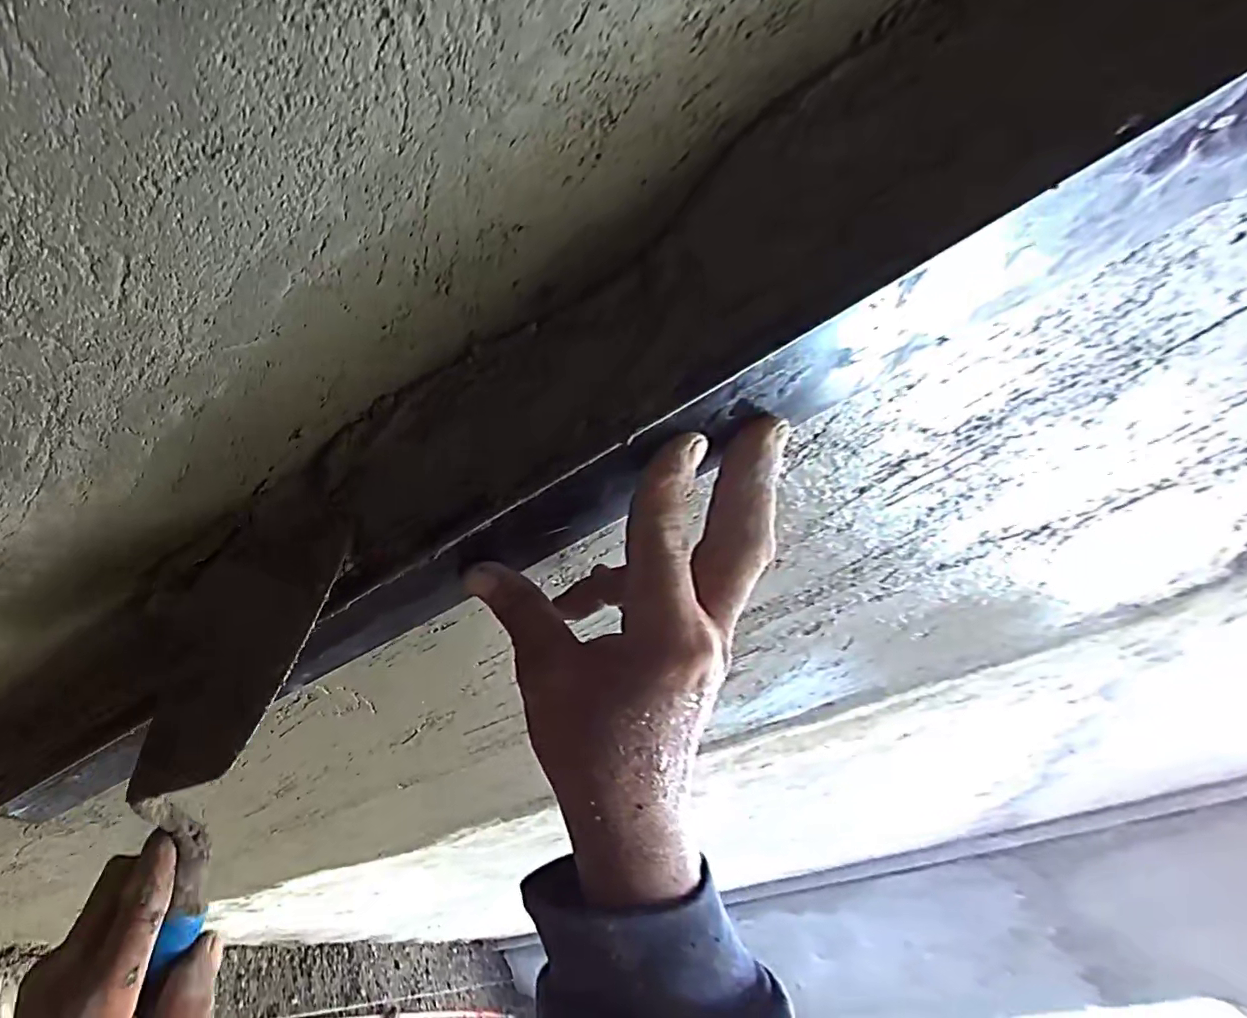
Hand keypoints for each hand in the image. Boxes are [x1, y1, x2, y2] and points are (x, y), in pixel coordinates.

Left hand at [16, 831, 223, 1017]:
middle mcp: (62, 976)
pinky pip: (89, 929)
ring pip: (102, 902)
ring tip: (158, 950)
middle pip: (116, 885)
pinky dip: (117, 929)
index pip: (136, 906)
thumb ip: (186, 1003)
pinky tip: (131, 967)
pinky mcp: (39, 981)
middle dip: (153, 881)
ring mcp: (44, 976)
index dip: (161, 865)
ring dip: (137, 906)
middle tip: (184, 910)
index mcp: (95, 996)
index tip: (177, 838)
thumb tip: (206, 944)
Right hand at [464, 417, 786, 907]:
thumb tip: (477, 570)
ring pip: (724, 564)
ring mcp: (708, 642)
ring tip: (685, 479)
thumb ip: (522, 611)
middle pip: (742, 544)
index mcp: (664, 634)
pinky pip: (685, 592)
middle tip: (769, 428)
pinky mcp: (697, 652)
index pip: (666, 542)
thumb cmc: (590, 749)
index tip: (683, 439)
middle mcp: (702, 631)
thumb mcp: (547, 676)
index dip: (669, 487)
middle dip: (754, 481)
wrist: (630, 818)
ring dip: (710, 517)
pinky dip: (644, 574)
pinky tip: (591, 591)